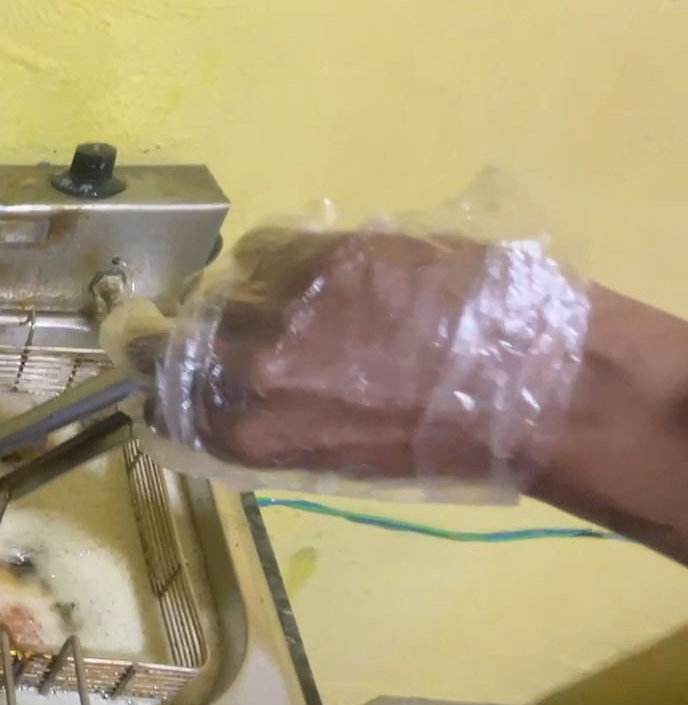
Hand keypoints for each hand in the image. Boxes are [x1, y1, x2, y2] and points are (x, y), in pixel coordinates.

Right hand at [118, 224, 589, 494]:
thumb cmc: (433, 444)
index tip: (163, 375)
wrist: (551, 390)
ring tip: (281, 297)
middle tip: (187, 327)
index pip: (157, 404)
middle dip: (162, 335)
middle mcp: (248, 373)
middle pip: (159, 340)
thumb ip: (252, 426)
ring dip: (232, 294)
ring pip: (213, 288)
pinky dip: (276, 258)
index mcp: (246, 433)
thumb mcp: (321, 458)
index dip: (154, 384)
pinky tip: (314, 270)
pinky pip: (265, 246)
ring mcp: (286, 310)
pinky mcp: (331, 256)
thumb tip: (213, 397)